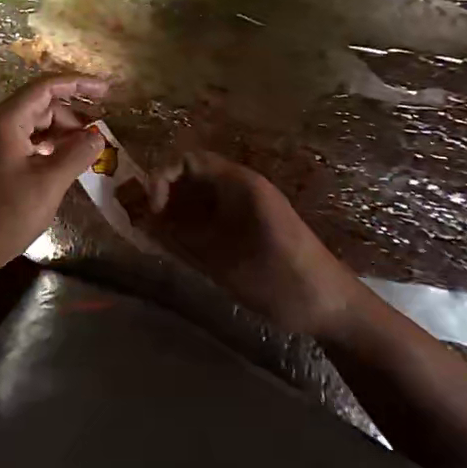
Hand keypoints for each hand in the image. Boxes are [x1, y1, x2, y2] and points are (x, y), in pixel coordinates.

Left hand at [0, 74, 108, 287]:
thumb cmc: (6, 214)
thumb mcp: (50, 182)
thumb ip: (78, 152)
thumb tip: (99, 134)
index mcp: (6, 120)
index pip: (46, 87)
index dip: (78, 83)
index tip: (107, 90)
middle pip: (41, 103)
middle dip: (74, 112)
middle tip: (102, 128)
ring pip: (36, 123)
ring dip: (64, 130)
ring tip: (90, 146)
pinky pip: (28, 140)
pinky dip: (51, 144)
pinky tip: (67, 159)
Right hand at [119, 152, 362, 335]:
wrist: (328, 305)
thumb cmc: (283, 278)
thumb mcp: (228, 261)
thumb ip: (184, 238)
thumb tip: (144, 218)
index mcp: (240, 185)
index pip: (189, 161)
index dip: (163, 177)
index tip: (152, 208)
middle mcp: (236, 192)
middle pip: (187, 179)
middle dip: (159, 196)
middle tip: (137, 224)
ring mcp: (238, 214)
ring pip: (192, 201)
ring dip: (168, 215)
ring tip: (147, 237)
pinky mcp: (239, 236)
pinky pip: (202, 222)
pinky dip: (182, 231)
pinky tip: (169, 249)